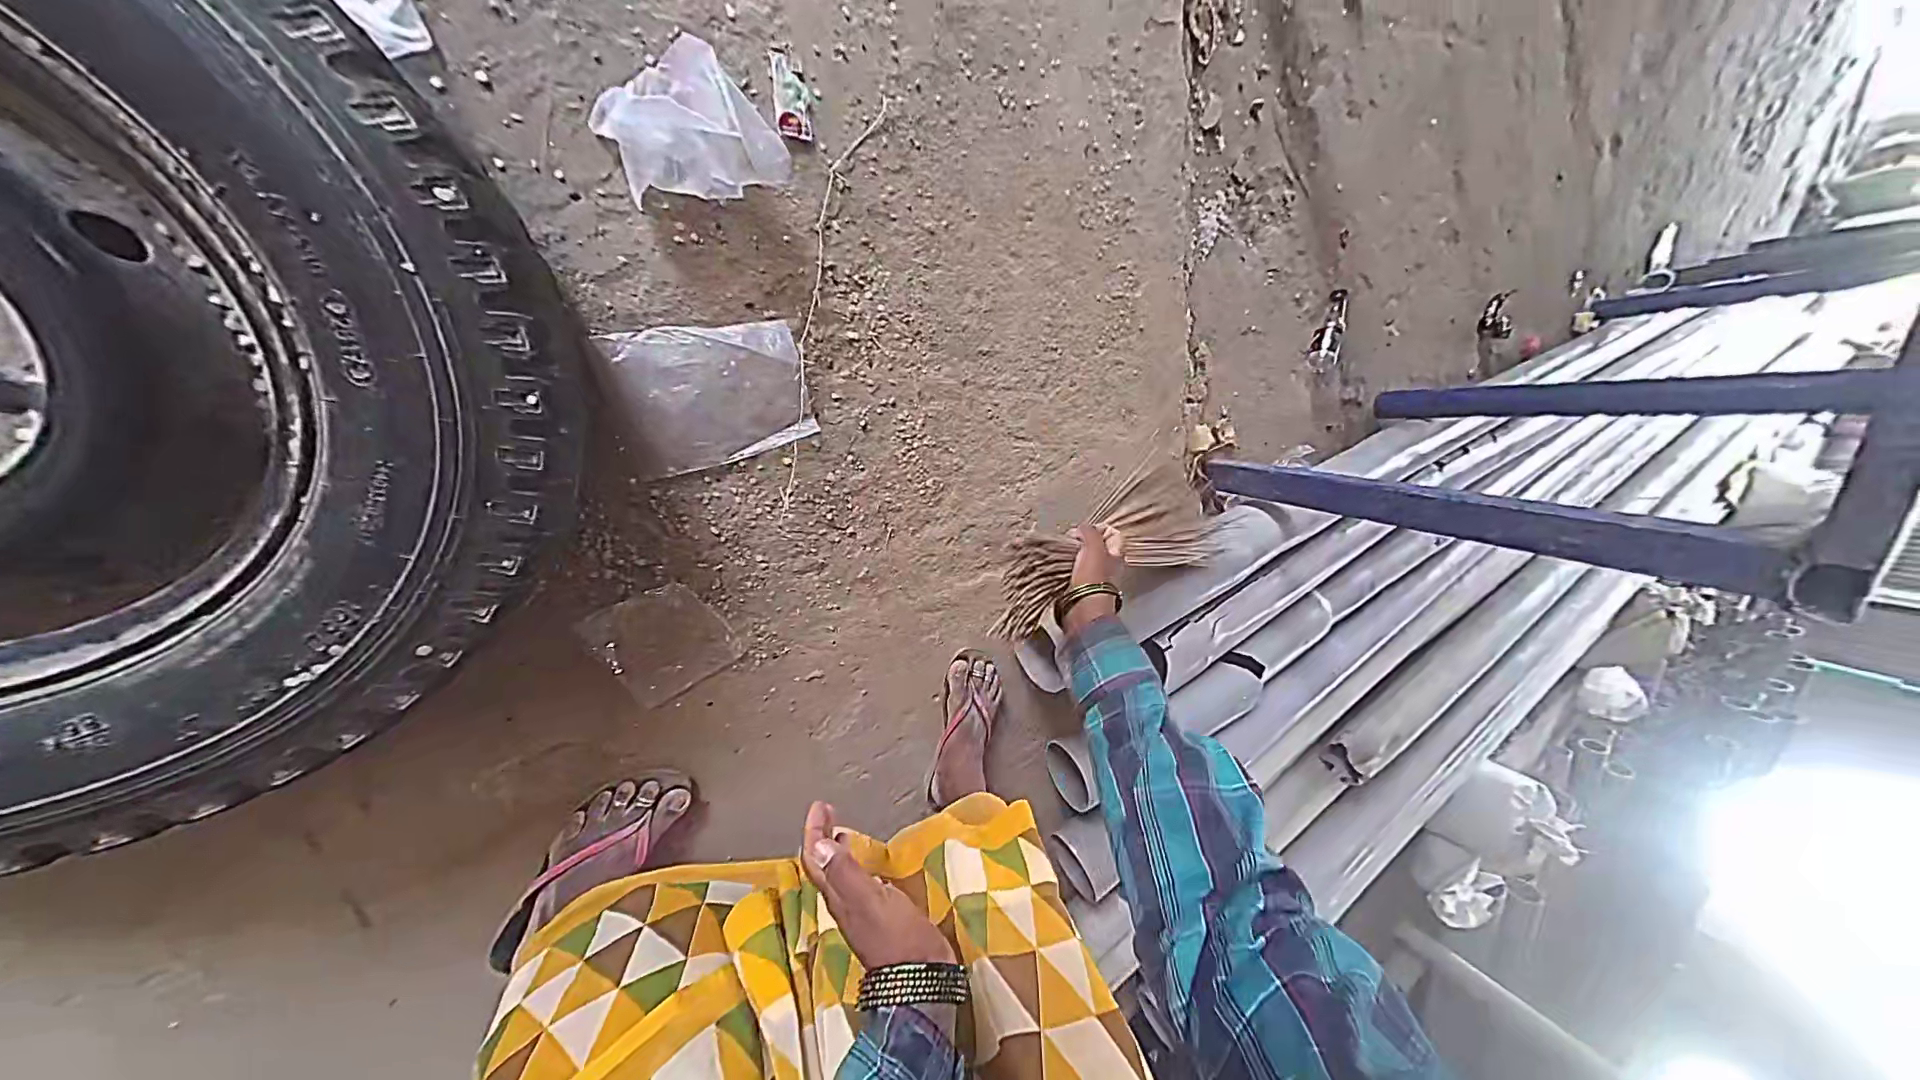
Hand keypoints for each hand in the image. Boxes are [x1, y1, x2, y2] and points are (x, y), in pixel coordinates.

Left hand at [803, 801, 955, 967]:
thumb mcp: (870, 900)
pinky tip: (872, 862)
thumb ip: (845, 872)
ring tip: (844, 833)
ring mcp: (861, 911)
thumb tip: (819, 843)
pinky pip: (859, 883)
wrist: (921, 979)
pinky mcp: (880, 915)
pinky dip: (858, 865)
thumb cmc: (896, 938)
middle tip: (829, 813)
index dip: (814, 831)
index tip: (820, 806)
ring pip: (840, 875)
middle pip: (824, 865)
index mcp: (838, 897)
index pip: (815, 859)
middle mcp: (844, 903)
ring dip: (838, 850)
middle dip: (823, 836)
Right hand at [1062, 524, 1121, 631]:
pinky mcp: (1081, 591)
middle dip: (1082, 544)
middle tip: (1072, 544)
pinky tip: (1060, 570)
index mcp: (1117, 556)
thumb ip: (1090, 532)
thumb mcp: (1093, 546)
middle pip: (1097, 548)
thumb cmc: (1092, 580)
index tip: (1084, 532)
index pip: (1112, 535)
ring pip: (1084, 561)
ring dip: (1073, 557)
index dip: (1097, 530)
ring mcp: (1095, 580)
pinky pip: (1073, 574)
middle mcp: (1109, 568)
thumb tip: (1083, 528)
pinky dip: (1066, 570)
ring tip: (1064, 557)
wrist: (1082, 609)